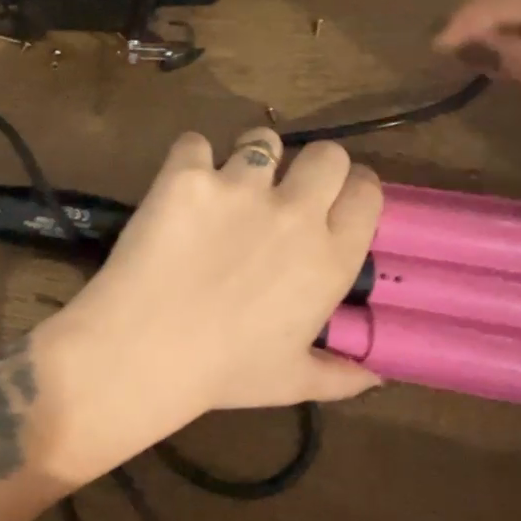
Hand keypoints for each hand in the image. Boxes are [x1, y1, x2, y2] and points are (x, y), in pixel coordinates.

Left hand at [33, 129, 380, 483]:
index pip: (366, 193)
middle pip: (326, 154)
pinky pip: (194, 142)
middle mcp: (294, 213)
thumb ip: (337, 374)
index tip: (333, 196)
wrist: (146, 346)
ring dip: (249, 154)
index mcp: (331, 259)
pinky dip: (189, 156)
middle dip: (310, 161)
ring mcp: (239, 188)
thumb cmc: (222, 370)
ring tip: (226, 176)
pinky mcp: (187, 176)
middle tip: (284, 182)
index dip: (352, 188)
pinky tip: (179, 181)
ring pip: (261, 140)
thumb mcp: (291, 381)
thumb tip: (374, 378)